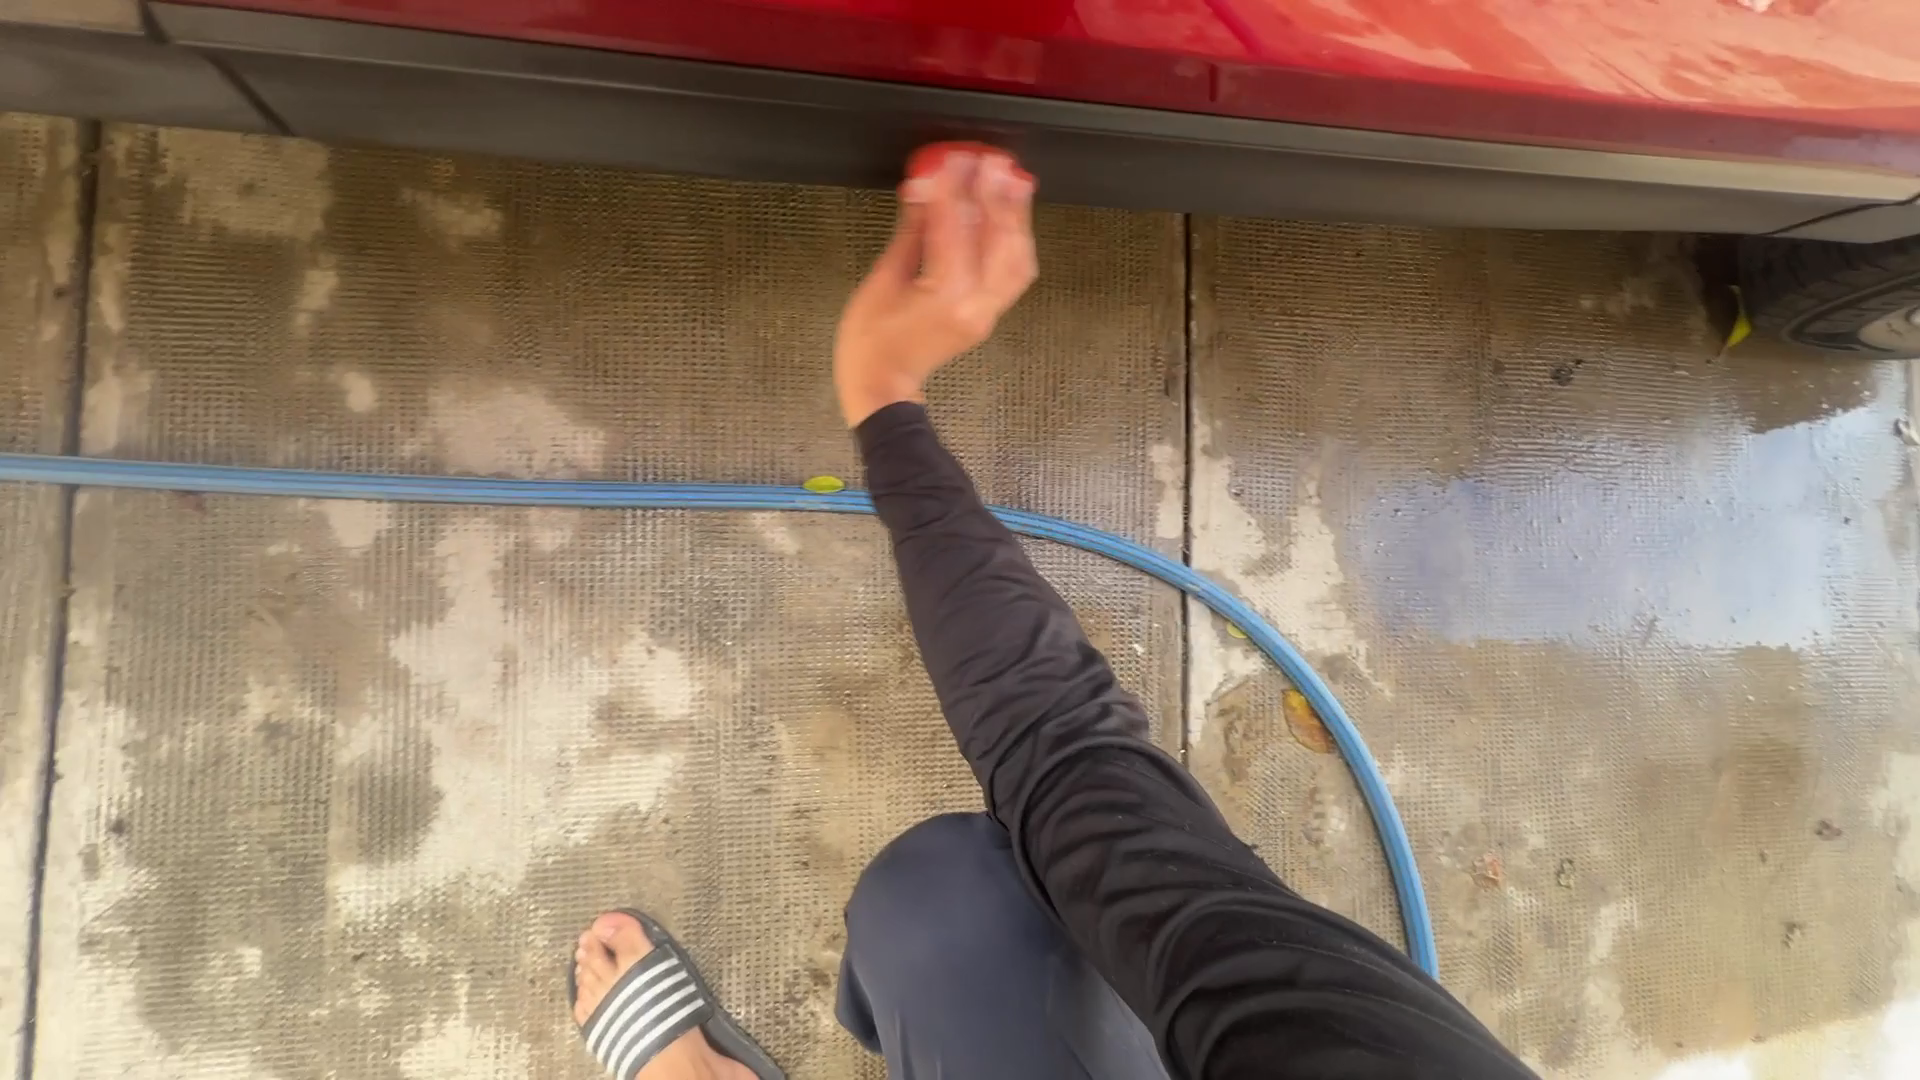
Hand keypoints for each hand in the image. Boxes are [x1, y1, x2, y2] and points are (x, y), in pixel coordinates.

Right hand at [834, 143, 1037, 426]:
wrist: (882, 385)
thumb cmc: (871, 343)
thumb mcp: (883, 279)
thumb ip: (912, 231)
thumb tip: (925, 190)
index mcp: (946, 297)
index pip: (956, 227)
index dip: (955, 187)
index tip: (955, 157)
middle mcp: (975, 306)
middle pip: (999, 240)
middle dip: (996, 195)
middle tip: (993, 160)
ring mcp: (986, 314)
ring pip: (1016, 258)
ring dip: (1016, 217)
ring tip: (1012, 181)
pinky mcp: (988, 316)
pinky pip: (1014, 276)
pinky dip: (1016, 244)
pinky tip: (1012, 220)